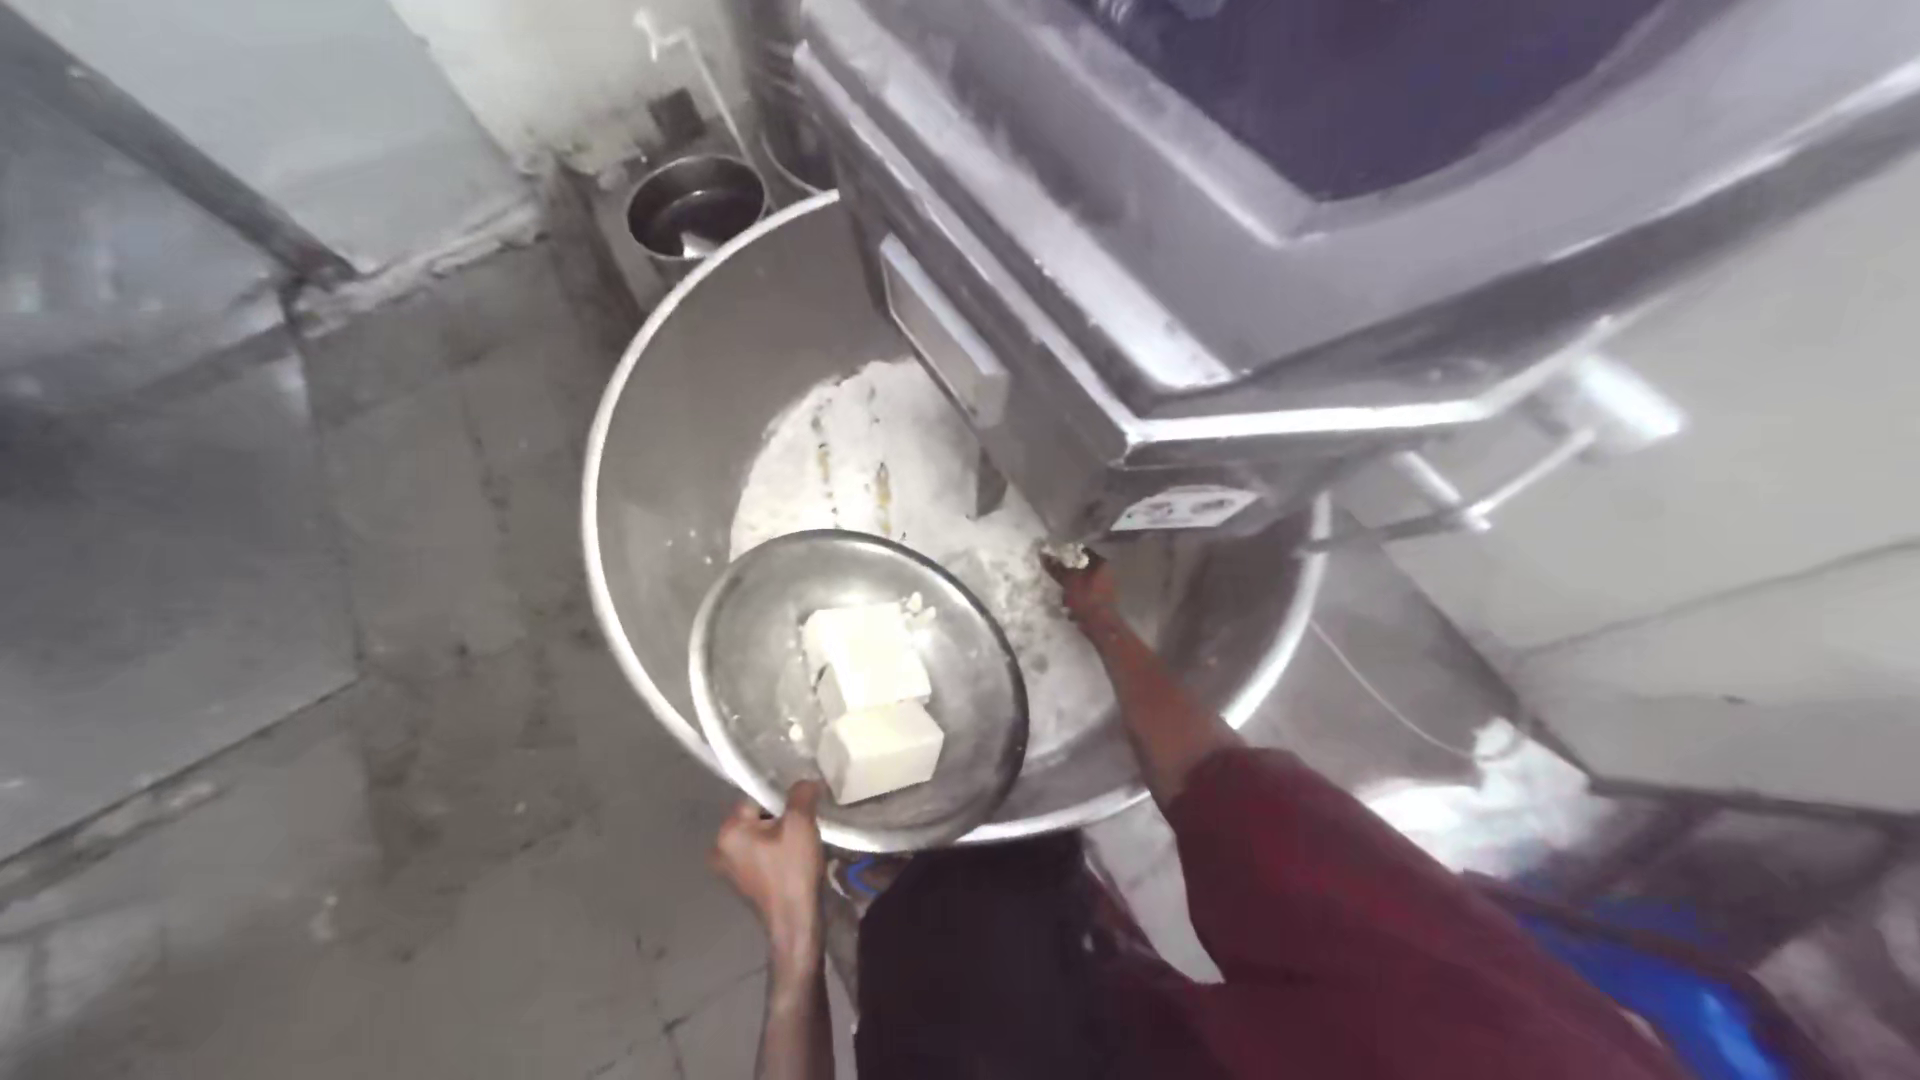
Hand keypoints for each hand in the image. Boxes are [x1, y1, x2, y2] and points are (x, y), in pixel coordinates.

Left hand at [712, 780, 825, 973]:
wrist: (795, 923)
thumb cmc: (793, 870)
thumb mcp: (801, 823)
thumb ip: (801, 793)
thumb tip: (805, 781)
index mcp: (727, 832)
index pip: (754, 796)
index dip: (781, 796)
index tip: (802, 802)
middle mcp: (719, 848)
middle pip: (756, 814)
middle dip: (780, 814)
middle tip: (804, 820)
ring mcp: (728, 868)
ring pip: (759, 832)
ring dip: (780, 831)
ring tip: (802, 837)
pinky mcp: (741, 881)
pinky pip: (759, 851)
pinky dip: (775, 848)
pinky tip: (794, 855)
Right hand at [1042, 549, 1116, 627]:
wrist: (1100, 625)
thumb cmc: (1085, 598)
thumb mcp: (1067, 581)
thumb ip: (1056, 567)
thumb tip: (1043, 553)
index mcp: (1101, 563)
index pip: (1082, 551)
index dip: (1067, 554)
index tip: (1055, 559)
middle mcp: (1107, 572)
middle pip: (1082, 567)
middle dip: (1068, 574)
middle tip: (1057, 579)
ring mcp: (1107, 587)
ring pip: (1083, 582)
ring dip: (1072, 588)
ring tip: (1062, 598)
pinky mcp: (1103, 600)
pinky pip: (1087, 594)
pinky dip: (1078, 598)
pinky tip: (1070, 607)